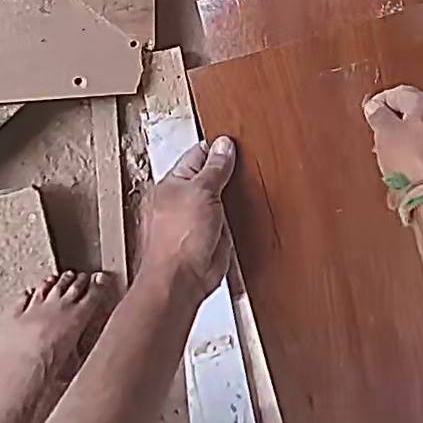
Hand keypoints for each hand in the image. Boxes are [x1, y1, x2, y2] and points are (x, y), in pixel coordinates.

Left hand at [138, 137, 236, 300]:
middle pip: (210, 176)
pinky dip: (237, 215)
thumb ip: (215, 168)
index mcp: (173, 183)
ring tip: (248, 183)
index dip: (217, 148)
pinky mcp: (211, 236)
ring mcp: (197, 218)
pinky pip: (228, 219)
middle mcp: (183, 199)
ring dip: (233, 194)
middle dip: (227, 171)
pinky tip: (247, 208)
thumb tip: (224, 146)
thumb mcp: (201, 191)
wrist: (182, 280)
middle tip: (246, 162)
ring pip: (221, 198)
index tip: (235, 142)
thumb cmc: (177, 240)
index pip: (198, 155)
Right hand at [363, 86, 422, 182]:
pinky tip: (398, 163)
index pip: (397, 92)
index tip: (368, 112)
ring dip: (397, 137)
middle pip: (408, 111)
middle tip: (375, 129)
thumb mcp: (384, 131)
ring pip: (413, 130)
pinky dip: (407, 152)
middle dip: (389, 120)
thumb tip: (374, 108)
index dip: (379, 102)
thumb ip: (377, 114)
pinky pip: (419, 148)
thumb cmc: (410, 159)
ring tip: (383, 149)